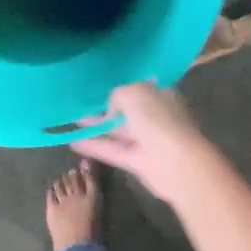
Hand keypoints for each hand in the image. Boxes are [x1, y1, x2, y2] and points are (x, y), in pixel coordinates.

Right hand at [70, 83, 230, 209]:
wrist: (178, 163)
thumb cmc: (159, 121)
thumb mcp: (135, 93)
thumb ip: (119, 94)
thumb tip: (112, 109)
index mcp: (162, 96)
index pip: (140, 88)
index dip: (121, 87)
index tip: (100, 87)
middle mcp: (155, 116)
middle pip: (127, 111)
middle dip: (105, 108)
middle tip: (79, 104)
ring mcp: (147, 140)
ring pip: (118, 131)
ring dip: (96, 126)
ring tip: (72, 120)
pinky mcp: (137, 161)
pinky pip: (113, 150)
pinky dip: (95, 146)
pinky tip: (73, 141)